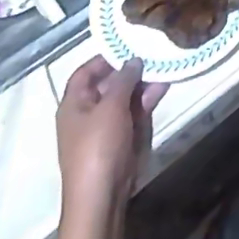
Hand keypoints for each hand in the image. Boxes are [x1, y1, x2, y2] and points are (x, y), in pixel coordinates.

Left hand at [56, 57, 165, 211]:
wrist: (101, 195)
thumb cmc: (98, 146)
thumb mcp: (111, 107)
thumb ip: (124, 79)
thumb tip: (134, 60)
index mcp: (73, 104)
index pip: (85, 72)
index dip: (104, 57)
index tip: (128, 43)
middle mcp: (87, 113)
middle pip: (108, 83)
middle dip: (130, 69)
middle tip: (153, 51)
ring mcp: (106, 127)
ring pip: (125, 97)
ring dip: (143, 83)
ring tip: (164, 65)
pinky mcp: (122, 139)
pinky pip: (135, 112)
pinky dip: (148, 100)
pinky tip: (165, 85)